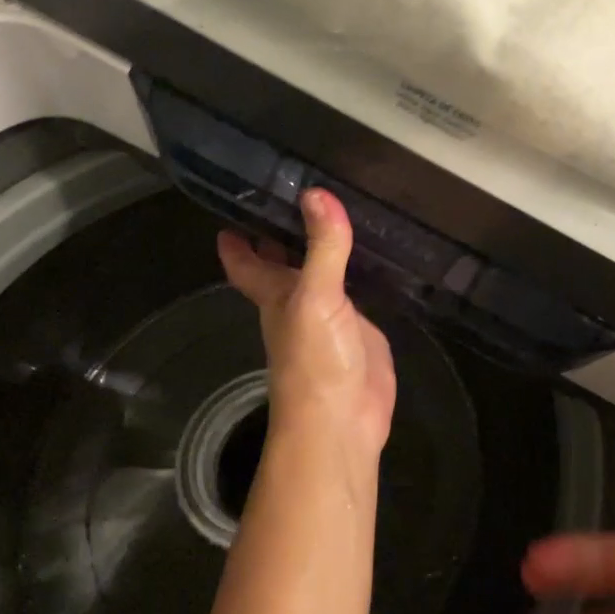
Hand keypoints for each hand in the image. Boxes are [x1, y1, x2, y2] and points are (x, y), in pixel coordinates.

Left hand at [216, 188, 395, 457]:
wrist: (343, 423)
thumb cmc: (314, 363)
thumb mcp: (315, 299)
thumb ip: (322, 248)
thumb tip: (317, 193)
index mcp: (276, 295)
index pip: (247, 262)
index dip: (237, 237)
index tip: (235, 206)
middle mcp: (300, 302)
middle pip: (284, 264)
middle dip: (283, 234)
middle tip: (296, 190)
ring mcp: (333, 317)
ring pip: (323, 274)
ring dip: (326, 248)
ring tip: (342, 209)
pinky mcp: (363, 329)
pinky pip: (360, 292)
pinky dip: (364, 271)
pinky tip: (380, 254)